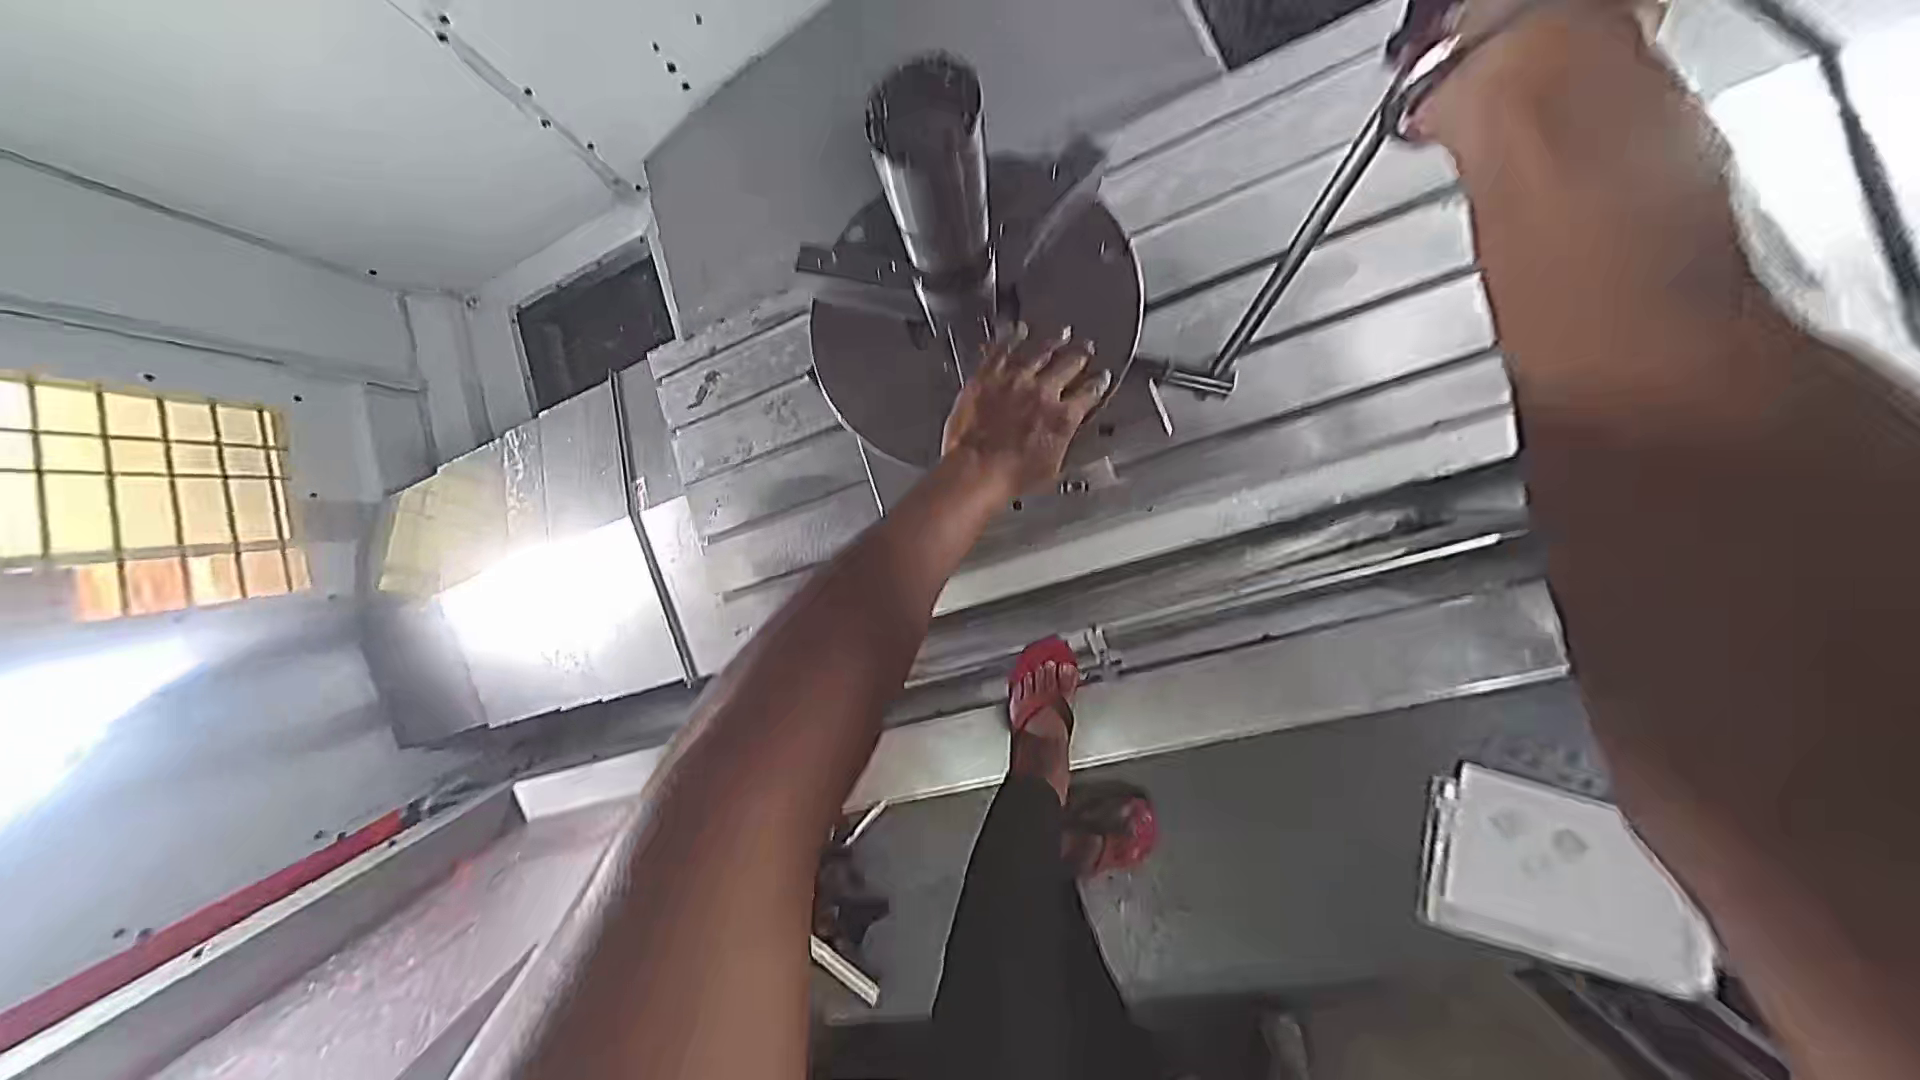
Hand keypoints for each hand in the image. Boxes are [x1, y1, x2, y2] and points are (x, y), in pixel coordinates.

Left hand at [941, 322, 1110, 497]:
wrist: (976, 469)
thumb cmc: (1009, 475)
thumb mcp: (1051, 467)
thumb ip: (1062, 442)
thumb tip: (1065, 435)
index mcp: (1063, 417)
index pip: (1090, 392)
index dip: (1098, 383)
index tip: (1101, 378)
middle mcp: (1043, 392)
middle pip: (1069, 364)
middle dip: (1080, 355)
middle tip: (1085, 348)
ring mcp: (1014, 380)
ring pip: (1040, 351)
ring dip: (1053, 341)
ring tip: (1061, 334)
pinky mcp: (988, 376)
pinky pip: (1003, 349)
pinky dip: (1013, 337)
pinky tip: (1018, 331)